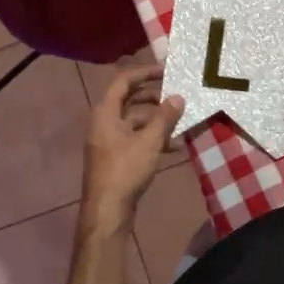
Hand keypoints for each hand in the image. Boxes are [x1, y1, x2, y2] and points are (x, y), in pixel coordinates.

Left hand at [80, 66, 184, 237]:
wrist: (107, 211)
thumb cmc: (125, 170)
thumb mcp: (149, 141)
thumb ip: (165, 117)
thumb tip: (178, 96)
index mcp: (105, 112)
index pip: (124, 81)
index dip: (145, 72)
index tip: (167, 71)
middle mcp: (104, 123)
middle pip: (129, 100)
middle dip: (154, 97)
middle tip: (176, 95)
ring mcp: (108, 141)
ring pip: (134, 121)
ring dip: (156, 120)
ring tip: (180, 122)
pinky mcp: (115, 158)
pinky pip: (135, 138)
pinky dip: (152, 138)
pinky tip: (173, 146)